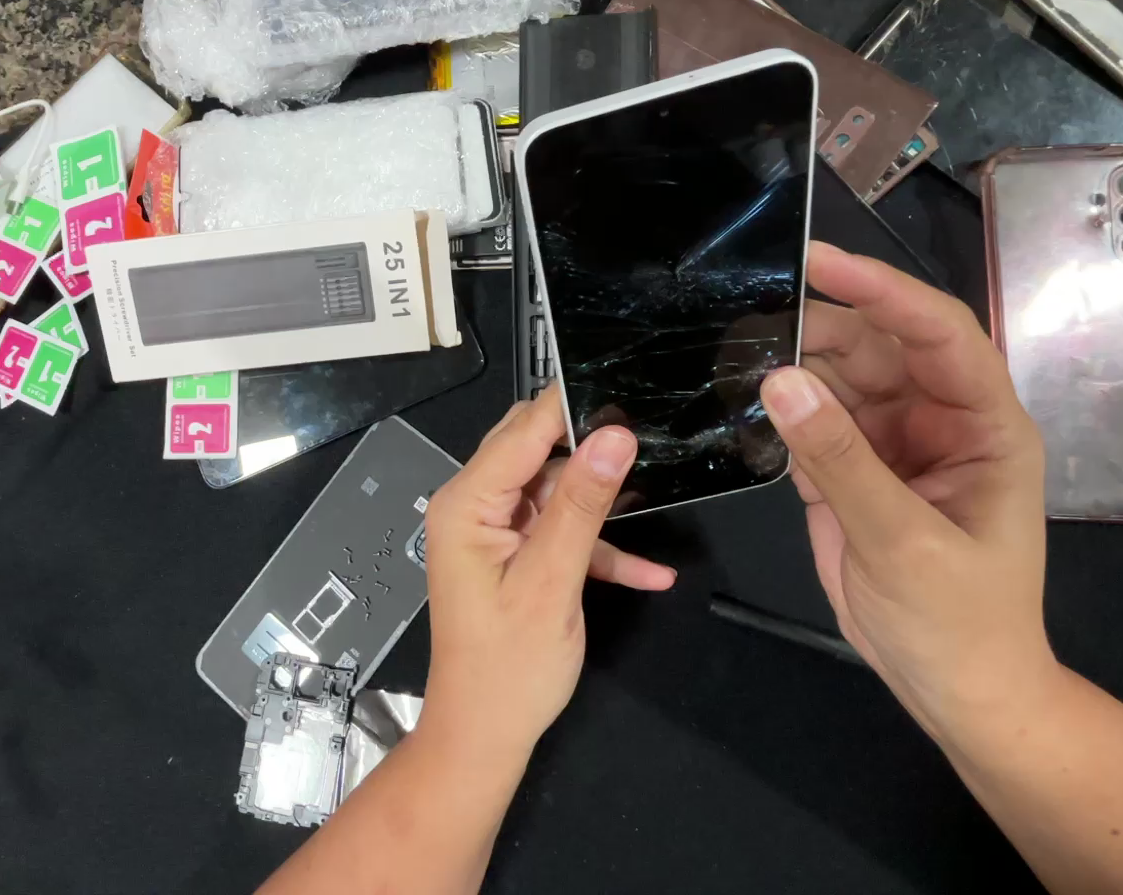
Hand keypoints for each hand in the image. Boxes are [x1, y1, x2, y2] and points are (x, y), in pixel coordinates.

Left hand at [419, 386, 674, 761]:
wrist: (485, 734)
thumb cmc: (509, 664)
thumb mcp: (551, 581)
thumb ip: (581, 504)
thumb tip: (614, 435)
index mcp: (467, 502)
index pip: (521, 431)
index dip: (569, 406)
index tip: (623, 387)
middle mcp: (474, 505)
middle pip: (533, 451)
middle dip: (587, 443)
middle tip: (646, 429)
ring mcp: (495, 530)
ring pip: (552, 489)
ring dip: (598, 498)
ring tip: (654, 484)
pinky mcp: (515, 554)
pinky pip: (559, 532)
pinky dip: (597, 546)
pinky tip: (651, 572)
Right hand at [759, 242, 1053, 739]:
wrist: (947, 683)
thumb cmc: (956, 618)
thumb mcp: (902, 538)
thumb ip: (839, 458)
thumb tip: (778, 379)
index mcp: (982, 425)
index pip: (938, 334)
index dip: (883, 290)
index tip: (817, 260)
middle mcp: (935, 420)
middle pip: (877, 347)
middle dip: (820, 325)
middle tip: (749, 311)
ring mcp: (886, 443)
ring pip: (836, 379)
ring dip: (790, 362)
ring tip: (732, 347)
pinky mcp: (846, 468)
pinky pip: (808, 419)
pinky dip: (775, 406)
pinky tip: (737, 394)